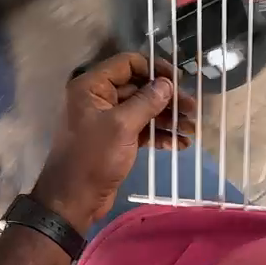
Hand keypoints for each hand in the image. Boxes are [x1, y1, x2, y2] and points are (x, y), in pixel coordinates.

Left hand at [31, 53, 196, 233]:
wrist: (73, 200)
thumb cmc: (93, 158)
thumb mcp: (122, 126)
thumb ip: (146, 101)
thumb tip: (167, 84)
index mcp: (92, 86)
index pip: (128, 63)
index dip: (155, 69)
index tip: (178, 80)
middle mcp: (98, 98)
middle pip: (139, 87)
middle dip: (167, 99)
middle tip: (192, 110)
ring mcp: (107, 120)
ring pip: (143, 109)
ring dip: (167, 118)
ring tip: (191, 130)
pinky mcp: (115, 139)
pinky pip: (140, 129)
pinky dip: (158, 134)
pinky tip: (179, 144)